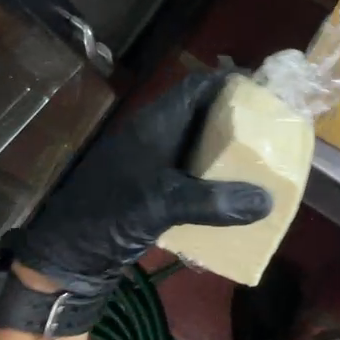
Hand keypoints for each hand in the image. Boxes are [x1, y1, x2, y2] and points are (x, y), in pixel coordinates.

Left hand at [14, 71, 272, 297]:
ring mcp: (152, 164)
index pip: (197, 88)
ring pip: (197, 146)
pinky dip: (213, 180)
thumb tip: (266, 200)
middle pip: (202, 115)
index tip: (265, 93)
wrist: (65, 256)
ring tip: (262, 162)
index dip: (230, 84)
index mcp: (155, 125)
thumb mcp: (163, 205)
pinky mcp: (151, 190)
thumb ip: (214, 201)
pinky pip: (191, 175)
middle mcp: (156, 138)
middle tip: (273, 131)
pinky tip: (233, 197)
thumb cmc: (107, 215)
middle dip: (236, 120)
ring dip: (226, 152)